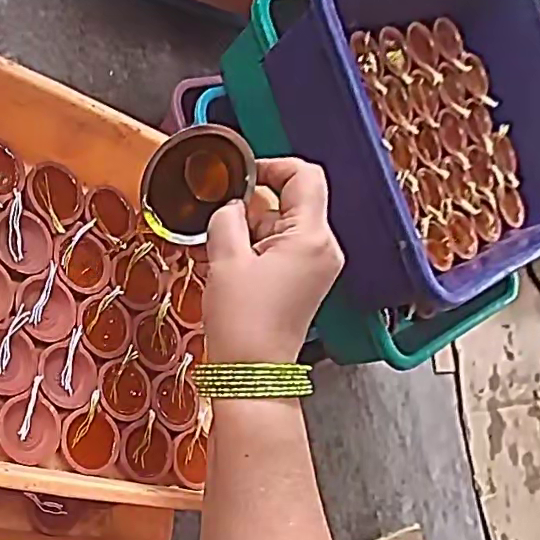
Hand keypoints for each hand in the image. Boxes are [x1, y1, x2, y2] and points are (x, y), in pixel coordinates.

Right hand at [204, 157, 342, 364]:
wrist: (250, 373)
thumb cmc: (242, 322)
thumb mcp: (225, 261)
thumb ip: (227, 220)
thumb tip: (230, 207)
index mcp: (312, 238)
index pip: (304, 177)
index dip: (272, 166)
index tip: (242, 175)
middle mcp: (323, 249)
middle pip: (289, 205)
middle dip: (250, 210)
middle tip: (216, 226)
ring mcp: (315, 269)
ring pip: (280, 230)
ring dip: (246, 234)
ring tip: (216, 255)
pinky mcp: (302, 285)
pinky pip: (278, 254)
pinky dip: (252, 253)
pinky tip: (225, 268)